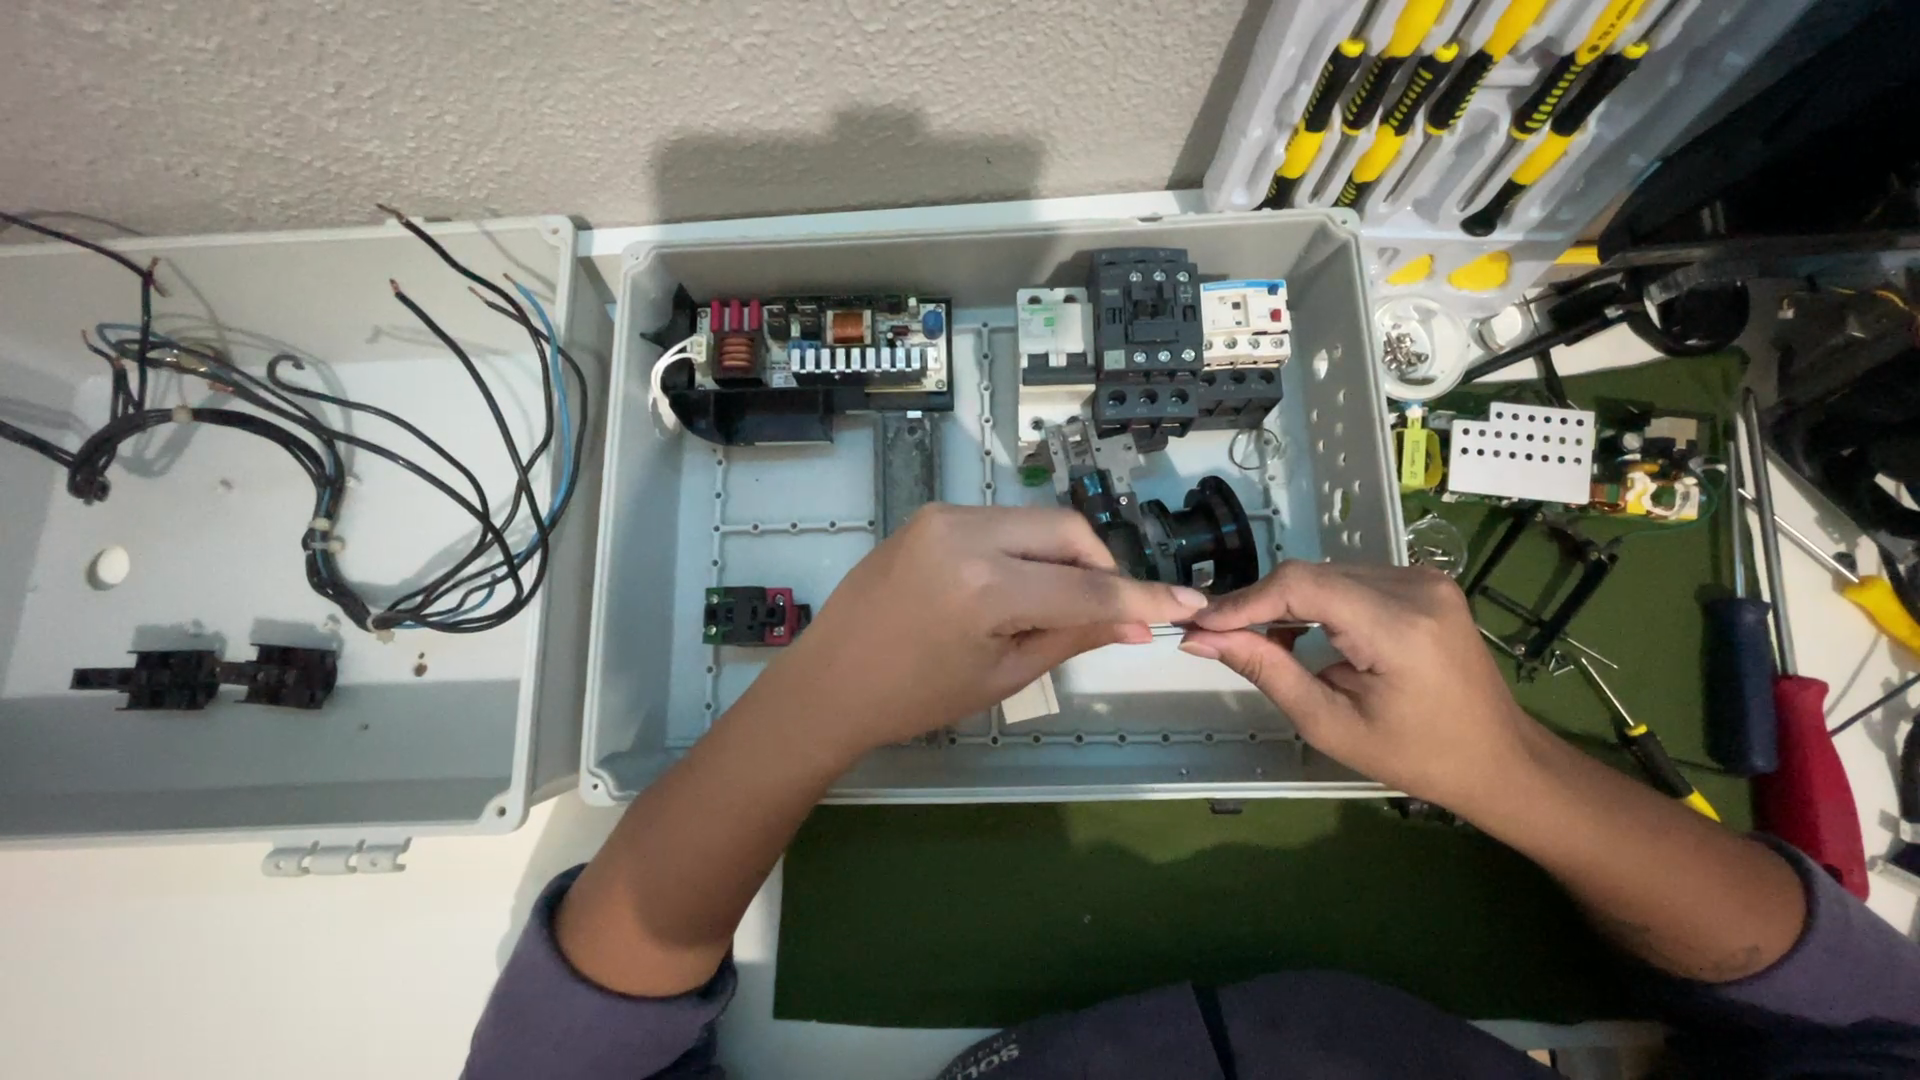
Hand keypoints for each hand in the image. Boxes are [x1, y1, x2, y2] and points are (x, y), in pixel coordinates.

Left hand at [751, 504, 1208, 755]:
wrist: (829, 682)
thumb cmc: (913, 697)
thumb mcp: (1002, 675)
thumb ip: (1072, 636)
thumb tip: (1136, 624)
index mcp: (985, 587)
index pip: (1087, 586)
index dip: (1142, 597)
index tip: (1187, 604)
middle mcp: (966, 533)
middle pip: (1068, 531)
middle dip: (1100, 566)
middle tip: (1105, 610)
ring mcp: (944, 516)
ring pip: (1036, 521)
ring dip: (1063, 556)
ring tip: (1054, 604)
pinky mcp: (930, 514)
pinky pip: (1000, 523)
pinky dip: (1025, 549)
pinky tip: (1015, 587)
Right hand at [1178, 561, 1537, 807]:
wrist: (1500, 759)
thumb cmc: (1415, 755)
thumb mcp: (1328, 723)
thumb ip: (1265, 670)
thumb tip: (1202, 638)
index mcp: (1399, 626)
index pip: (1301, 586)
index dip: (1244, 600)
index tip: (1199, 624)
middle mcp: (1415, 587)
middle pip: (1309, 575)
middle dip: (1259, 605)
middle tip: (1220, 638)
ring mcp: (1425, 579)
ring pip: (1325, 574)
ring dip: (1286, 603)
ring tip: (1265, 645)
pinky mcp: (1424, 582)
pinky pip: (1348, 579)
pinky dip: (1315, 603)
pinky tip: (1306, 636)